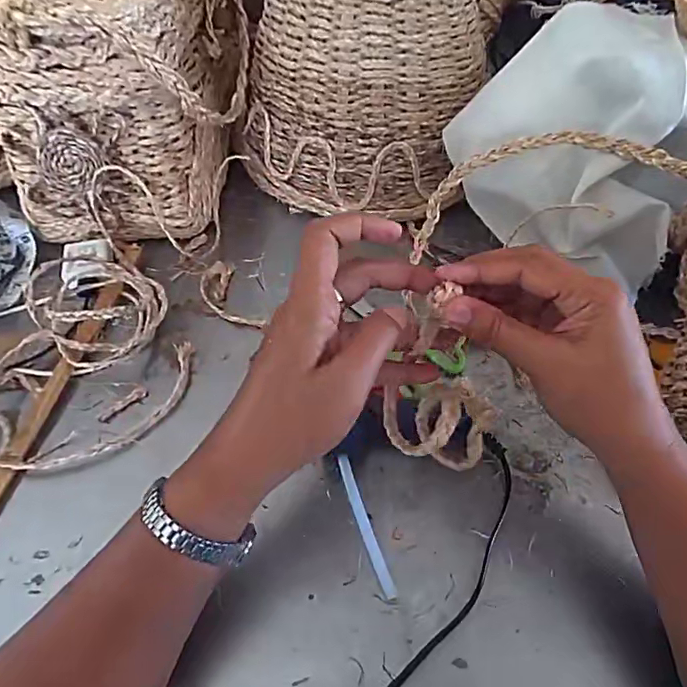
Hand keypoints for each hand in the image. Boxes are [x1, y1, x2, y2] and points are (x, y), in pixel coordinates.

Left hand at [166, 215, 439, 538]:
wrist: (247, 460)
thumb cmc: (292, 421)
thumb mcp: (346, 382)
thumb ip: (379, 340)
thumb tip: (401, 314)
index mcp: (309, 305)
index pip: (325, 239)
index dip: (361, 225)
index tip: (400, 236)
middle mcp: (310, 313)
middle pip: (355, 276)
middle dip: (398, 278)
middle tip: (437, 293)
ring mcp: (314, 339)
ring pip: (361, 315)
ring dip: (399, 322)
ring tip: (438, 335)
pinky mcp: (317, 364)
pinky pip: (355, 349)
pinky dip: (386, 356)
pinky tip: (422, 371)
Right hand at [436, 246, 676, 465]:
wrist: (632, 440)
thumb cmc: (596, 402)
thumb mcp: (543, 364)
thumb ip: (496, 330)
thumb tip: (450, 307)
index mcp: (591, 292)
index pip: (530, 265)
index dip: (482, 268)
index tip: (443, 275)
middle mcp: (588, 290)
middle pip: (529, 269)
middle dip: (485, 275)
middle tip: (444, 286)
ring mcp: (580, 307)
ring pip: (527, 288)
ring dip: (491, 294)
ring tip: (453, 302)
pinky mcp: (571, 325)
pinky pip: (532, 310)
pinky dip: (504, 312)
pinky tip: (477, 316)